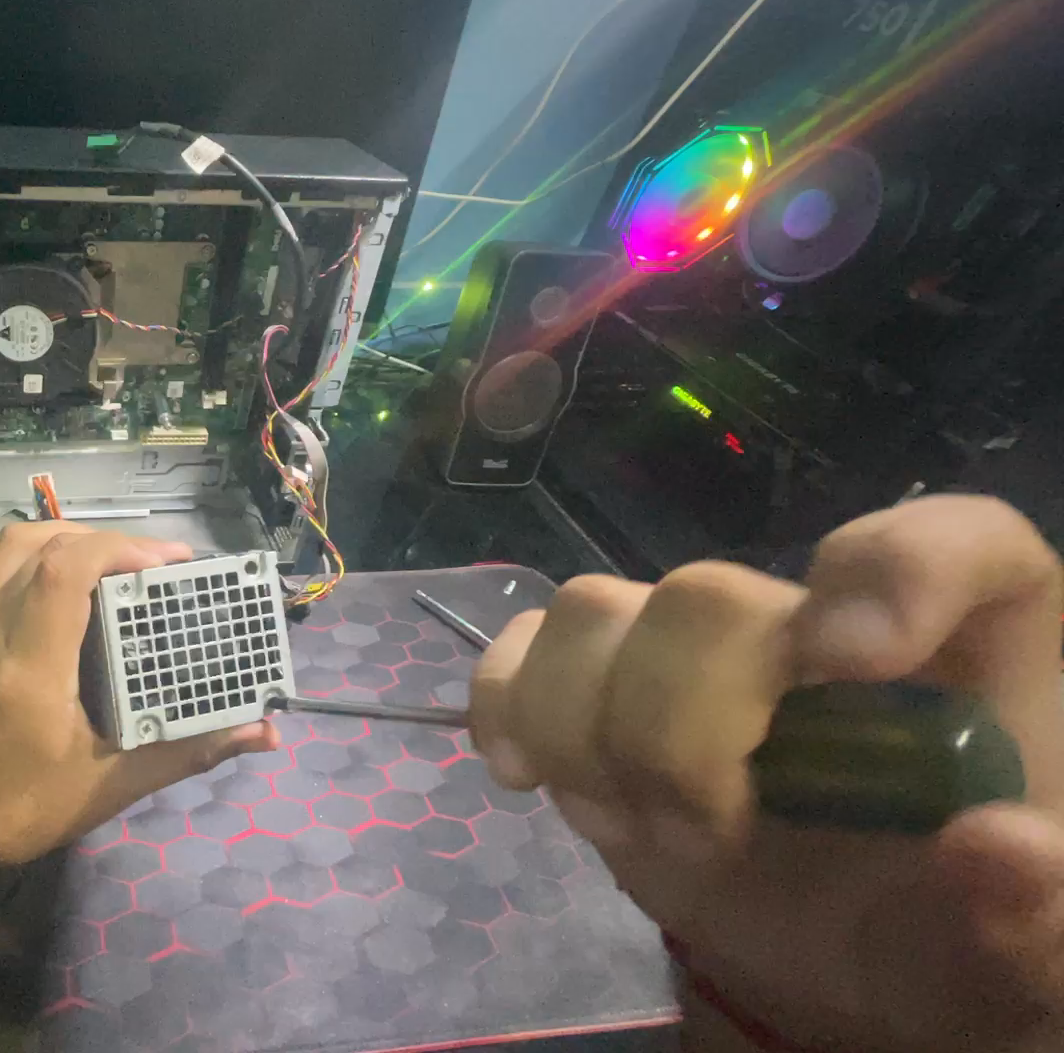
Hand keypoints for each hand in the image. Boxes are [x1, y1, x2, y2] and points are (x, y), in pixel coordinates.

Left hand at [0, 523, 278, 863]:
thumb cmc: (35, 805)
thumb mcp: (117, 783)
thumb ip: (191, 749)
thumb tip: (266, 734)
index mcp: (29, 672)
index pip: (64, 574)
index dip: (116, 548)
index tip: (163, 561)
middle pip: (38, 546)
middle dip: (102, 540)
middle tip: (146, 563)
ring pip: (6, 545)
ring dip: (61, 537)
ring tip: (104, 557)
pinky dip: (20, 552)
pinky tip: (49, 570)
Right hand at [470, 497, 1063, 1052]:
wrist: (816, 959)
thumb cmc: (939, 942)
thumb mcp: (1024, 972)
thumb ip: (1041, 931)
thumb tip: (995, 846)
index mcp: (955, 665)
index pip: (952, 541)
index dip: (890, 570)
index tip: (849, 663)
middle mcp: (797, 627)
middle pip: (706, 593)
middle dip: (675, 720)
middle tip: (695, 834)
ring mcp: (670, 649)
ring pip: (590, 611)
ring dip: (579, 727)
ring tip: (619, 824)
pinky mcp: (580, 682)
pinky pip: (513, 649)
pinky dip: (503, 704)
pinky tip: (522, 773)